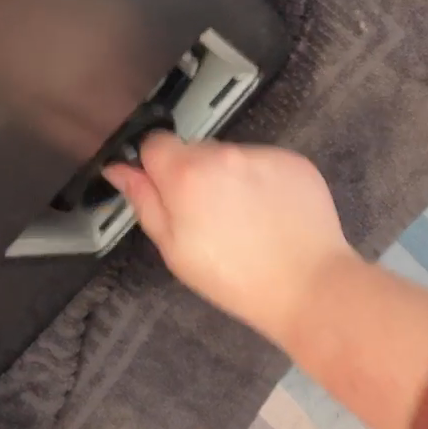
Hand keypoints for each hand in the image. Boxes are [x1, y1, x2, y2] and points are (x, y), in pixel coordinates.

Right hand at [102, 134, 356, 343]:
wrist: (307, 285)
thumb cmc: (234, 278)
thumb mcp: (175, 250)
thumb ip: (145, 202)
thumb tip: (120, 169)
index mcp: (188, 173)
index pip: (156, 143)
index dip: (158, 169)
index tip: (171, 195)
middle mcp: (226, 153)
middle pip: (197, 150)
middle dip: (197, 175)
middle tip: (212, 219)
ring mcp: (265, 154)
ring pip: (233, 157)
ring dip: (232, 177)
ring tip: (248, 221)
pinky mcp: (295, 161)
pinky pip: (267, 163)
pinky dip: (265, 181)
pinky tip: (273, 214)